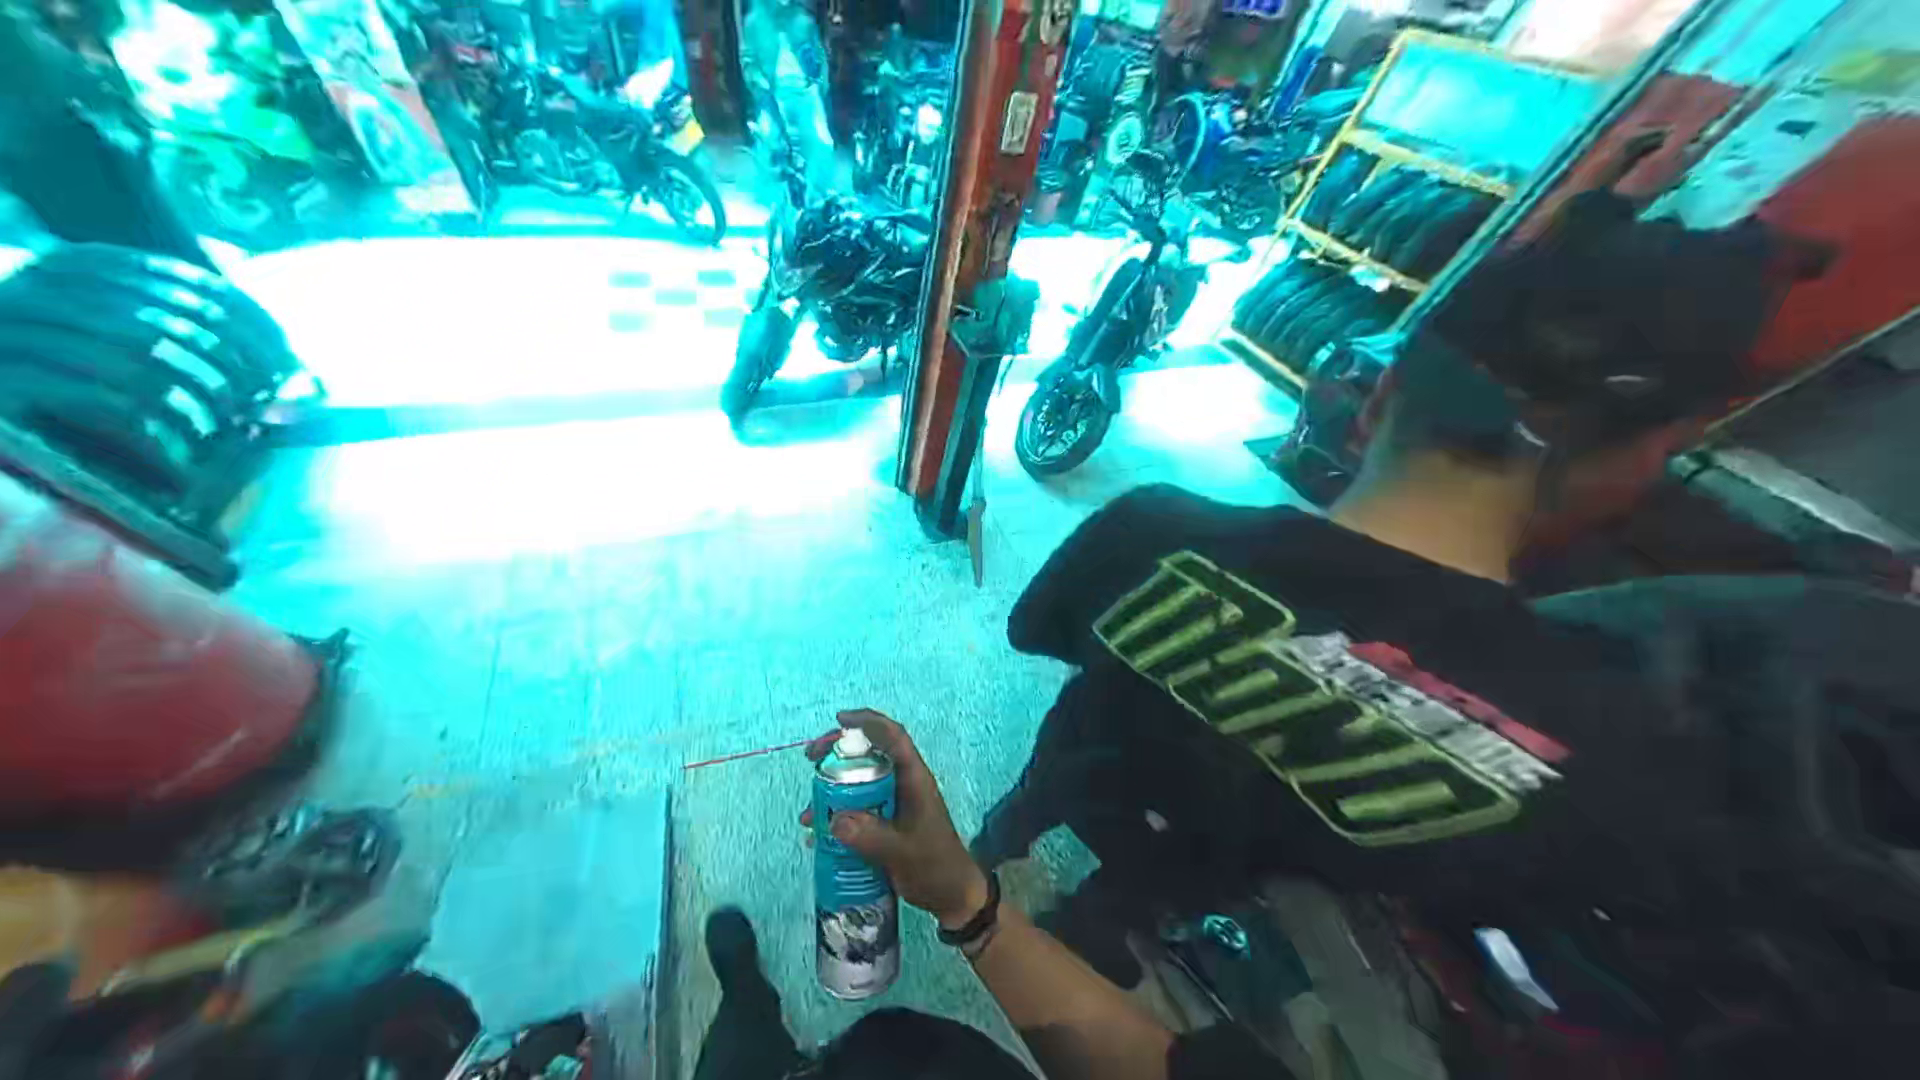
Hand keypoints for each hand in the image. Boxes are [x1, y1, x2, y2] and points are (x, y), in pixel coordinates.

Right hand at [801, 709, 989, 929]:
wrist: (951, 895)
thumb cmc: (933, 865)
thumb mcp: (901, 852)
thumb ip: (869, 836)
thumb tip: (833, 820)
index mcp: (913, 778)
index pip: (893, 737)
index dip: (868, 721)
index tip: (840, 720)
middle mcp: (902, 782)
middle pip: (869, 753)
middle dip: (839, 751)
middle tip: (811, 756)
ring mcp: (893, 801)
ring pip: (859, 781)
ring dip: (832, 787)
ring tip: (809, 811)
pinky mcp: (886, 820)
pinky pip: (857, 806)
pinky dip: (836, 813)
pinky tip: (817, 834)